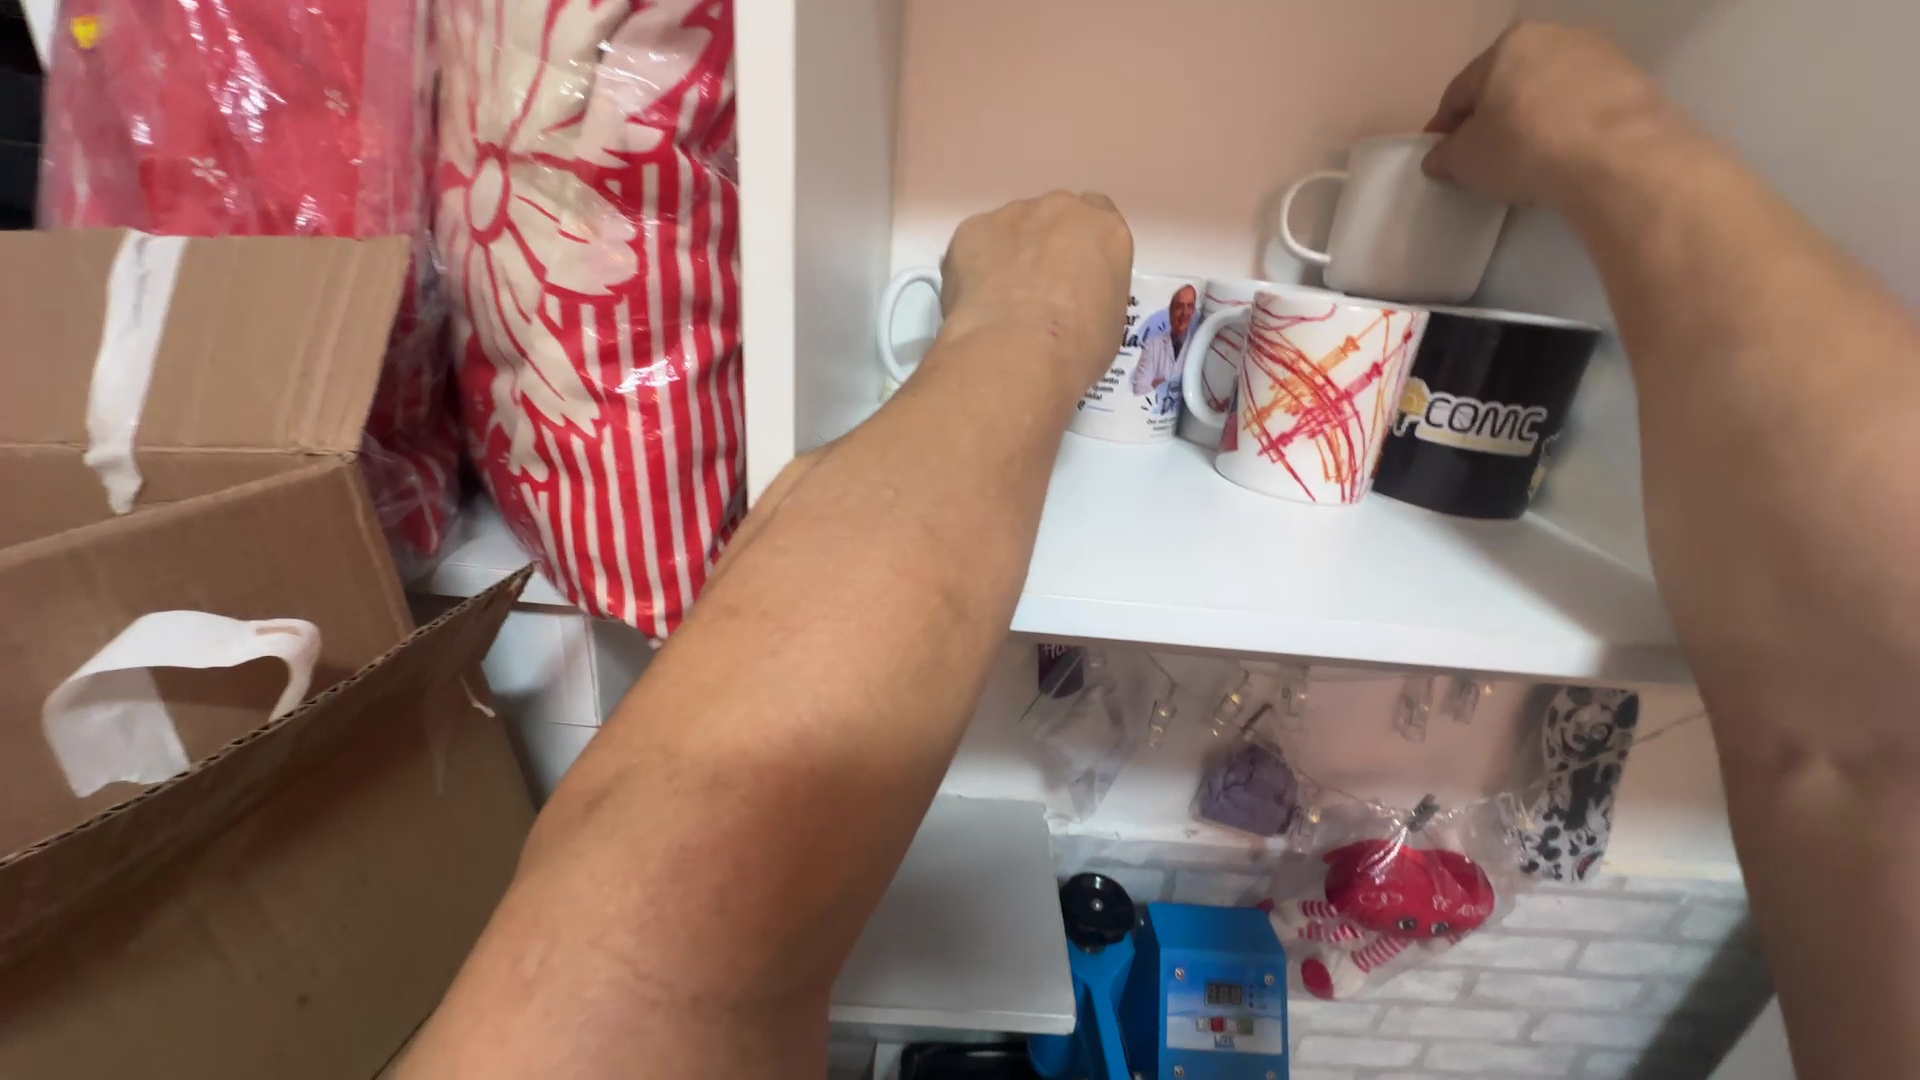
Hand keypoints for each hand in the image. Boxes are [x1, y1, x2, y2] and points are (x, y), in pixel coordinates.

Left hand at [935, 191, 1133, 391]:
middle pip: (1055, 219)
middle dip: (1047, 248)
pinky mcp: (972, 229)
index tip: (1075, 282)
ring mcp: (1014, 215)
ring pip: (1013, 229)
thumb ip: (1094, 296)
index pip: (1099, 226)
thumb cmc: (1076, 349)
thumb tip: (1076, 303)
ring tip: (1000, 304)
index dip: (1084, 254)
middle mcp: (1062, 210)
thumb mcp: (1109, 326)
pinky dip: (974, 267)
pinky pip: (975, 244)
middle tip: (1036, 294)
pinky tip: (975, 303)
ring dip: (1010, 256)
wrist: (1017, 352)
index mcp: (1106, 232)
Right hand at [1422, 22, 1692, 208]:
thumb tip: (1441, 156)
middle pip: (1504, 86)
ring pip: (1543, 93)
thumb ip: (1443, 155)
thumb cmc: (1522, 147)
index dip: (1443, 130)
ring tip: (1524, 160)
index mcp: (1506, 46)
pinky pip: (1577, 103)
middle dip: (1489, 121)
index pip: (1458, 93)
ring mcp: (1597, 52)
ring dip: (1526, 121)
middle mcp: (1553, 35)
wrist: (1614, 155)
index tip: (1442, 159)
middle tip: (1481, 160)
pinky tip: (1558, 155)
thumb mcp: (1462, 161)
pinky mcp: (1628, 75)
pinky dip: (1562, 125)